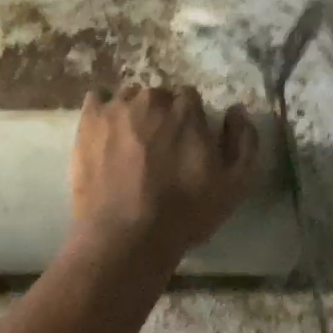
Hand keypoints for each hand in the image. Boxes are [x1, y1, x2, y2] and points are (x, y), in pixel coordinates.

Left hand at [67, 84, 259, 267]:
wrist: (126, 236)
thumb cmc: (185, 213)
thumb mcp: (235, 185)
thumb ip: (243, 141)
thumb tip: (236, 110)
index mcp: (187, 111)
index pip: (190, 99)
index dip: (189, 121)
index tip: (184, 144)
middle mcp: (153, 100)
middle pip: (160, 97)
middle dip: (161, 116)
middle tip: (158, 148)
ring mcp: (117, 107)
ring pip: (130, 97)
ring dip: (133, 112)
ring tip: (130, 144)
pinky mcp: (89, 120)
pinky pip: (97, 98)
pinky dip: (103, 109)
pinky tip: (105, 131)